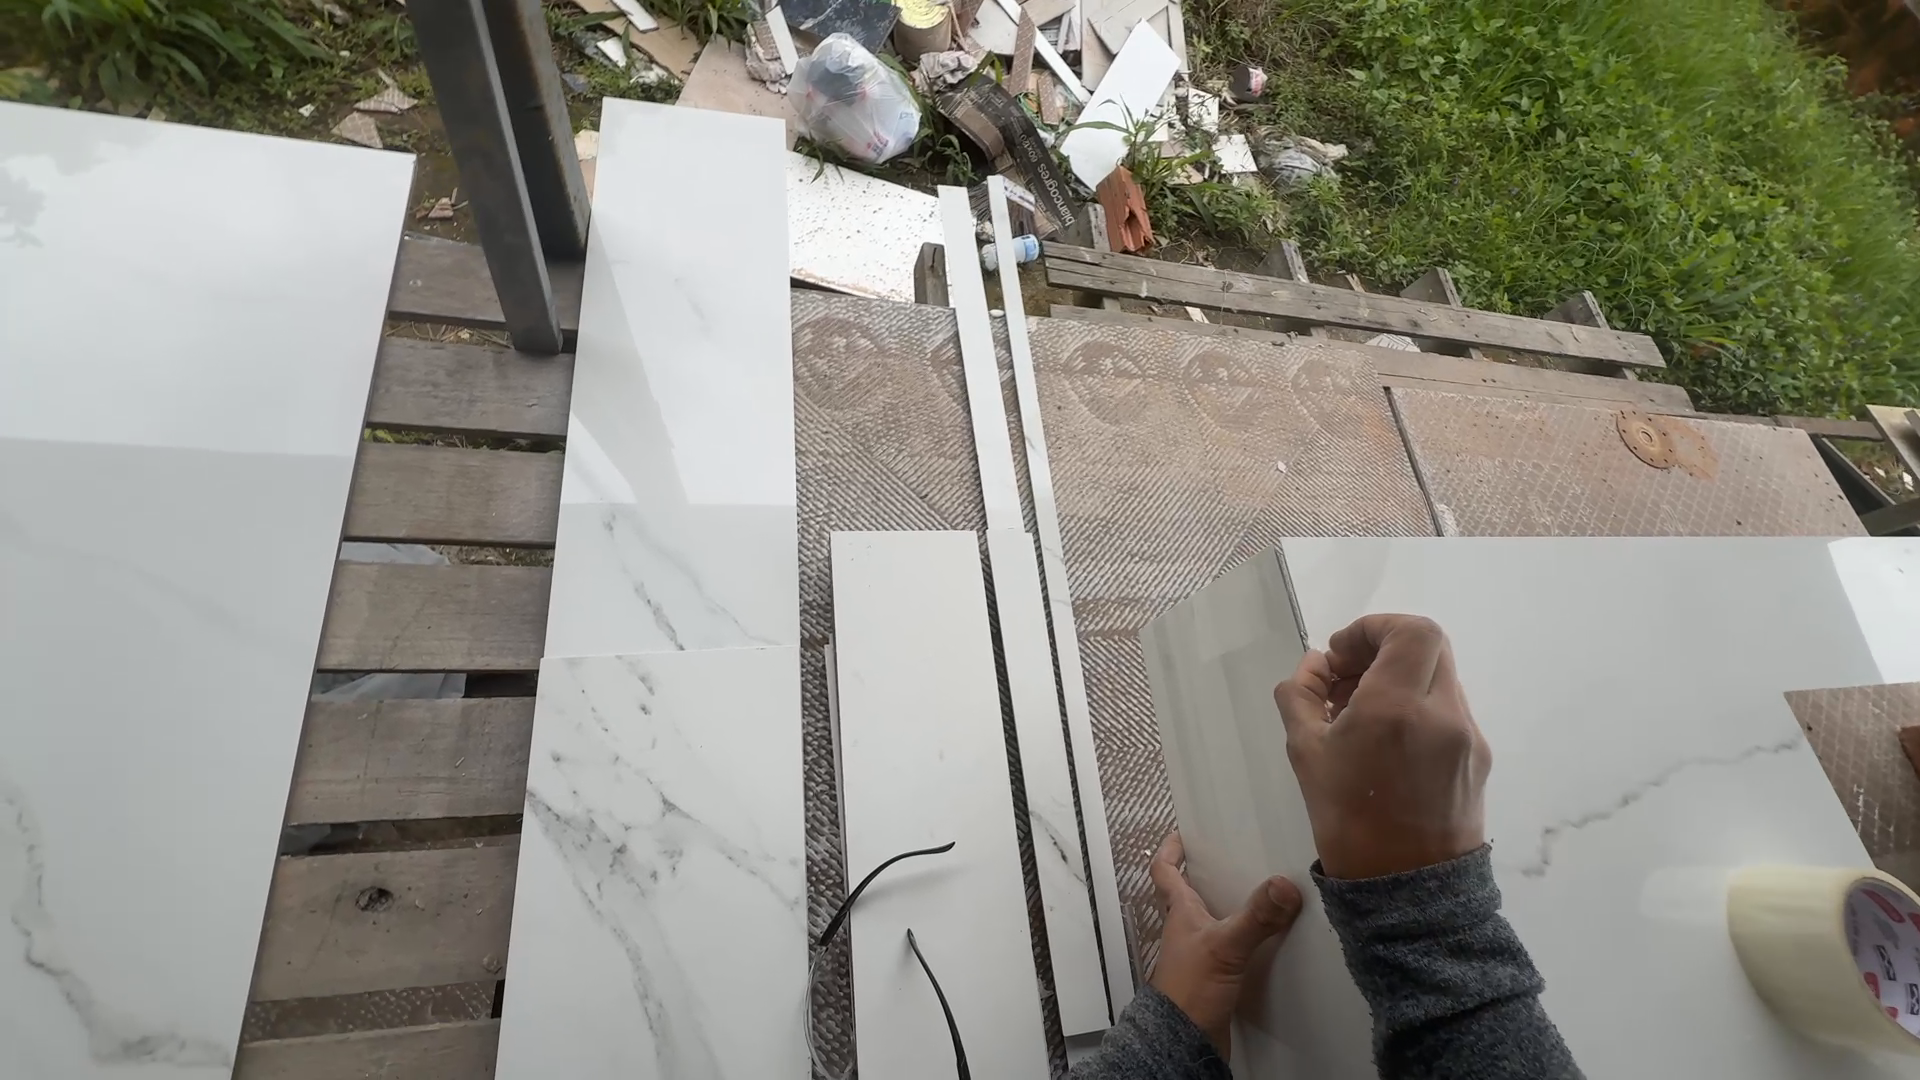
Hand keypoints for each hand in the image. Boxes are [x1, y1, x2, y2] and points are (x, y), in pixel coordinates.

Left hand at [1148, 829, 1302, 1056]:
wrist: (1185, 1040)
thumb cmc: (1189, 989)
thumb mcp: (1225, 945)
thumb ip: (1255, 916)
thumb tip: (1282, 886)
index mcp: (1178, 910)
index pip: (1164, 870)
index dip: (1170, 850)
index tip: (1182, 833)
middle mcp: (1183, 927)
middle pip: (1185, 891)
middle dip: (1201, 874)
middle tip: (1224, 858)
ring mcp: (1196, 951)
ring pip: (1206, 918)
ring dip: (1223, 905)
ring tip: (1251, 894)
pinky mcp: (1211, 974)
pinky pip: (1223, 946)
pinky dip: (1238, 938)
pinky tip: (1259, 940)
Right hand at [1272, 614, 1490, 880]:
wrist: (1405, 890)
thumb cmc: (1345, 816)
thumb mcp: (1303, 750)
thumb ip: (1300, 694)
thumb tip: (1317, 666)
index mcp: (1397, 707)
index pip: (1410, 632)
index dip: (1373, 627)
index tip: (1340, 653)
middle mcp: (1443, 713)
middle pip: (1428, 645)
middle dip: (1381, 647)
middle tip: (1346, 675)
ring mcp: (1468, 735)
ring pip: (1437, 674)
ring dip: (1397, 674)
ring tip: (1356, 709)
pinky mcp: (1478, 756)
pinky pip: (1445, 706)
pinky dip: (1413, 701)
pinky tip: (1382, 736)